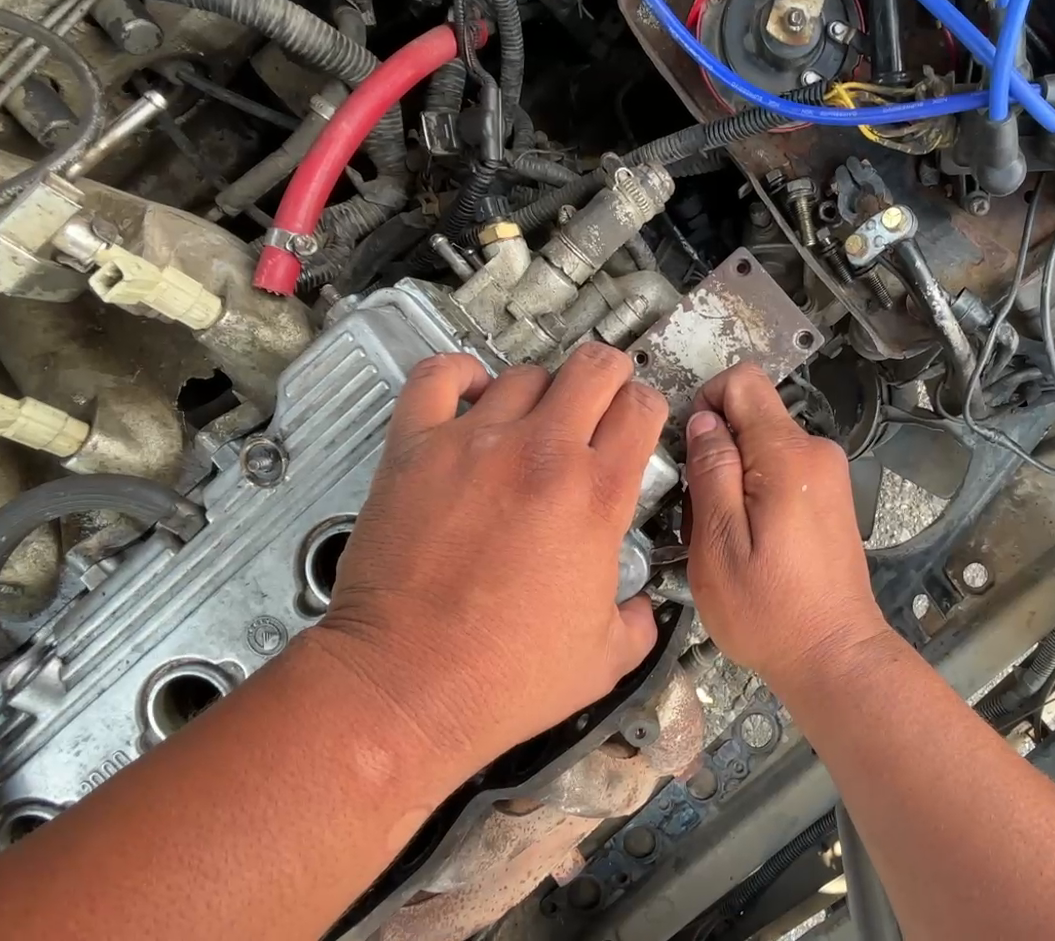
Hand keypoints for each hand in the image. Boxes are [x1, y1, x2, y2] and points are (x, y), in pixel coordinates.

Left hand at [313, 344, 668, 767]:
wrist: (407, 686)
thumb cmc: (501, 676)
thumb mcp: (605, 659)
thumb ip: (639, 622)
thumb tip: (641, 609)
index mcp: (597, 496)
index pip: (641, 408)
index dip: (647, 407)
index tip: (638, 420)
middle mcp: (542, 455)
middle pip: (594, 368)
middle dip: (609, 374)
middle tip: (601, 396)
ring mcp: (475, 444)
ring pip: (524, 374)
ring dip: (540, 390)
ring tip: (533, 416)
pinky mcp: (415, 450)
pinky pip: (437, 378)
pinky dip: (459, 374)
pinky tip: (470, 391)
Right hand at [682, 364, 891, 687]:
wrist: (834, 656)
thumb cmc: (771, 611)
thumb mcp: (718, 544)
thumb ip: (710, 472)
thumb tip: (702, 422)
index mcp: (787, 456)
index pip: (744, 381)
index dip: (707, 401)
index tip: (691, 447)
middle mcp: (816, 453)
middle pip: (753, 415)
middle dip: (717, 449)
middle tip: (701, 510)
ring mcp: (829, 475)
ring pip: (764, 446)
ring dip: (734, 476)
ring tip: (724, 534)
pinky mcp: (831, 497)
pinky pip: (782, 471)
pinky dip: (757, 492)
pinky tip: (750, 539)